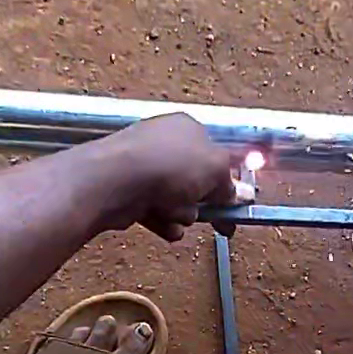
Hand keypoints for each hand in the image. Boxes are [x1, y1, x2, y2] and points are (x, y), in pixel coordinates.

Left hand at [88, 113, 239, 239]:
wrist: (114, 181)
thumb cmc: (171, 167)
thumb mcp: (217, 169)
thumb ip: (231, 183)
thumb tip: (238, 195)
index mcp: (189, 128)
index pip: (216, 154)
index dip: (227, 179)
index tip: (235, 202)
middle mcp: (166, 142)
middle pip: (197, 180)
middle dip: (204, 201)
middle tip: (216, 219)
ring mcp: (144, 165)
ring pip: (178, 199)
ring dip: (184, 214)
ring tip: (176, 215)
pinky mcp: (128, 188)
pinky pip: (156, 209)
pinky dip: (164, 221)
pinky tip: (164, 225)